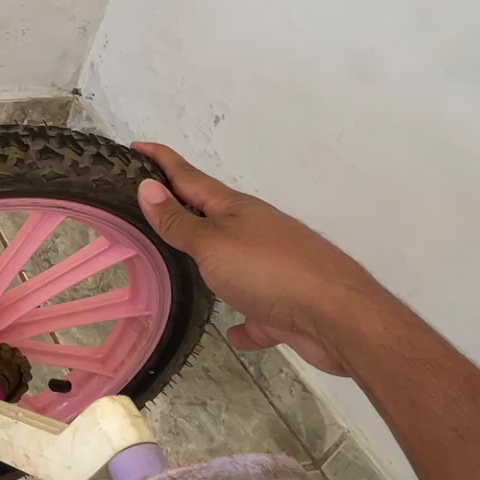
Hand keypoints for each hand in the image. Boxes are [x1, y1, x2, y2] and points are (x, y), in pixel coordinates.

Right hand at [131, 142, 394, 374]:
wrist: (345, 322)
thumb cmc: (270, 272)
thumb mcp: (211, 244)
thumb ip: (178, 221)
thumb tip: (147, 186)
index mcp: (234, 209)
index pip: (187, 175)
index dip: (160, 159)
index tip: (134, 146)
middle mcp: (255, 229)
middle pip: (211, 212)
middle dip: (183, 206)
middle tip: (149, 206)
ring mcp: (276, 264)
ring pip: (234, 257)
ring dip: (213, 259)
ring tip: (186, 266)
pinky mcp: (290, 302)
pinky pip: (259, 307)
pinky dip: (247, 317)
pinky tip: (237, 333)